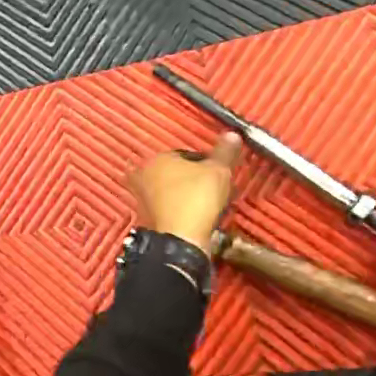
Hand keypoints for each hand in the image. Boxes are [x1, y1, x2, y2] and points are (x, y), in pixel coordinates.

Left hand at [127, 132, 241, 250]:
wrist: (180, 242)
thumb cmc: (196, 198)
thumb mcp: (217, 170)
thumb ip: (224, 151)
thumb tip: (233, 134)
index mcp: (156, 159)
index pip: (185, 155)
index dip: (205, 164)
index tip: (218, 176)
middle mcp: (143, 177)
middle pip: (177, 174)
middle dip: (195, 182)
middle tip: (214, 192)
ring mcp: (142, 201)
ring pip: (173, 194)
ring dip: (189, 199)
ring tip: (209, 208)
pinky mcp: (147, 222)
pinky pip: (170, 211)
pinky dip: (182, 214)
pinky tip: (198, 221)